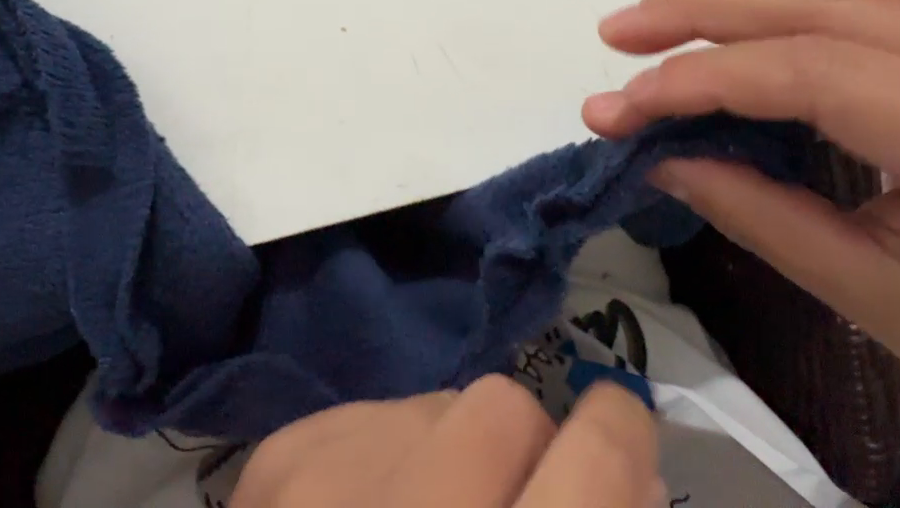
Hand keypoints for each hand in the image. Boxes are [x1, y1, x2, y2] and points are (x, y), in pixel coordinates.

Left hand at [231, 376, 660, 507]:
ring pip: (435, 402)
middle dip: (526, 449)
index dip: (620, 438)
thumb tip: (625, 475)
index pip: (593, 459)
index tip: (621, 441)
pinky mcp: (275, 464)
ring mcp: (324, 484)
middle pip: (505, 408)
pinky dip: (386, 455)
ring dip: (452, 451)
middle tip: (512, 505)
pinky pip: (370, 414)